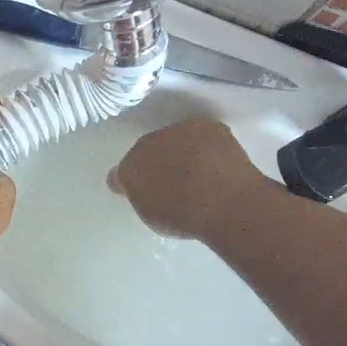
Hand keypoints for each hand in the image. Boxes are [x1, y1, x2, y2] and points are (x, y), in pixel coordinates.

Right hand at [108, 119, 269, 238]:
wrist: (224, 203)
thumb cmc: (184, 219)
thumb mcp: (154, 218)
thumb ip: (144, 199)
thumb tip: (147, 191)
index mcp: (128, 169)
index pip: (122, 173)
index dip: (133, 184)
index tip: (146, 195)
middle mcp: (146, 145)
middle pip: (148, 151)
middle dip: (158, 163)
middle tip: (174, 184)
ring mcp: (177, 132)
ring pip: (175, 140)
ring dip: (182, 152)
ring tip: (199, 174)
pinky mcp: (207, 126)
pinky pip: (203, 135)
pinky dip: (208, 147)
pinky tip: (217, 164)